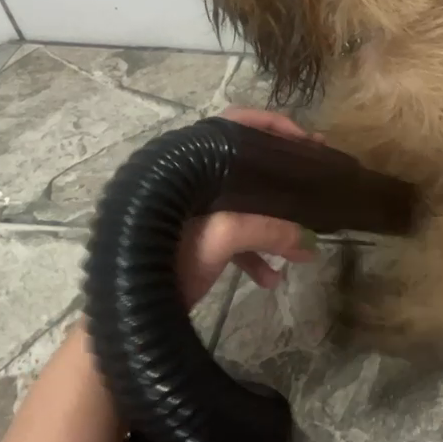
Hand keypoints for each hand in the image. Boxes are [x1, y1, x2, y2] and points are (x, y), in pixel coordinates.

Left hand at [174, 108, 320, 304]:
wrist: (128, 317)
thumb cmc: (170, 258)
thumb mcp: (224, 237)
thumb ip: (271, 231)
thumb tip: (310, 242)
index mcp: (191, 163)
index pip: (236, 124)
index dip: (274, 126)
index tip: (308, 143)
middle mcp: (189, 179)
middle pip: (245, 163)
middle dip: (282, 176)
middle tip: (314, 180)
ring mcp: (188, 211)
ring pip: (242, 203)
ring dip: (273, 224)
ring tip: (302, 246)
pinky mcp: (189, 239)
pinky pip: (230, 234)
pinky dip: (253, 252)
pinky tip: (270, 278)